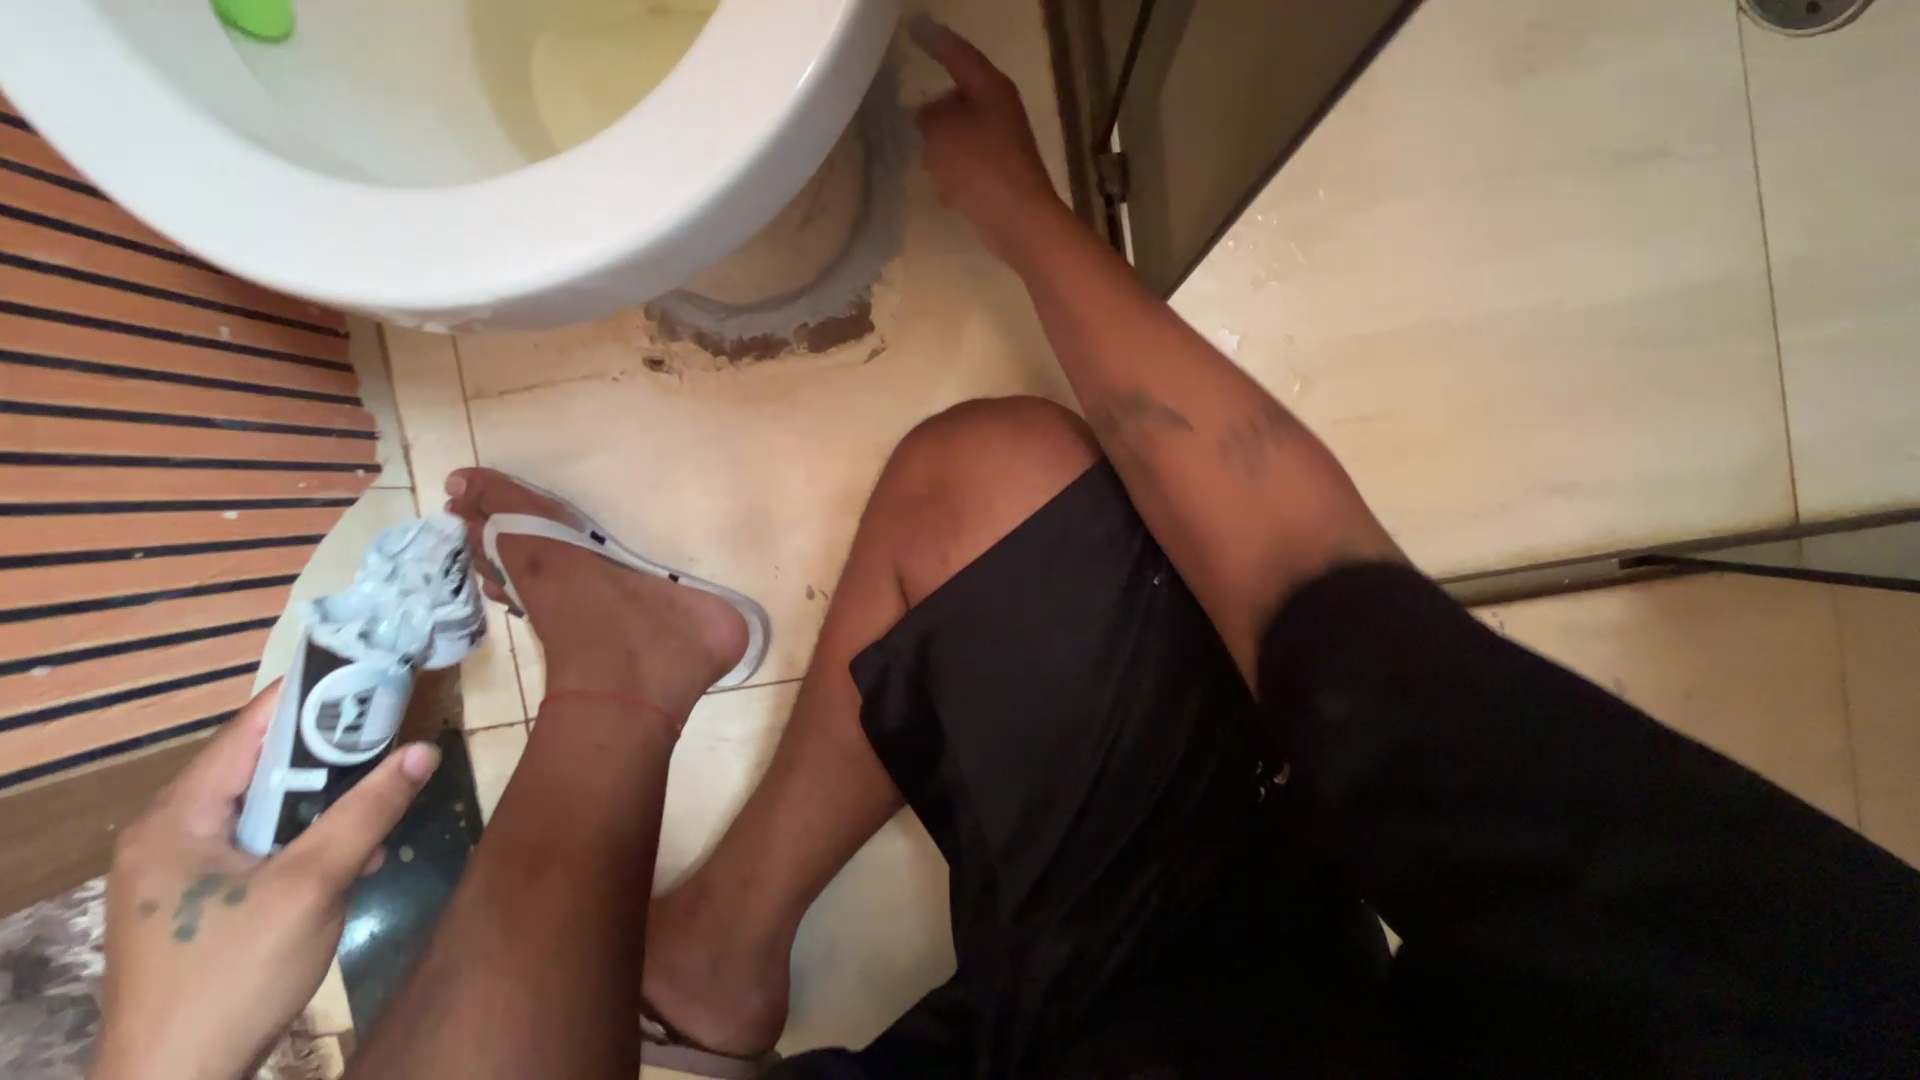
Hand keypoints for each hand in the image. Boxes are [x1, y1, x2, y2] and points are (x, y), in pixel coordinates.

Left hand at [93, 684, 439, 1079]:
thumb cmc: (233, 971)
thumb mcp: (313, 883)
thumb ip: (369, 811)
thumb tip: (424, 749)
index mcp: (176, 819)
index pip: (248, 731)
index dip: (309, 696)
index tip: (367, 670)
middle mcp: (169, 835)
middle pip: (260, 769)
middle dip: (330, 753)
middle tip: (391, 729)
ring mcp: (181, 872)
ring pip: (267, 810)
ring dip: (327, 802)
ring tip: (384, 791)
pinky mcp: (201, 902)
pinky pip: (263, 847)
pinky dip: (310, 838)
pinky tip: (355, 852)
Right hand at [910, 15, 1064, 260]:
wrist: (1018, 222)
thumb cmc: (981, 168)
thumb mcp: (943, 133)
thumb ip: (928, 116)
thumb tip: (927, 117)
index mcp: (990, 88)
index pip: (958, 53)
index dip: (934, 41)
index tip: (914, 30)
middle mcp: (1000, 111)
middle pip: (959, 98)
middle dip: (936, 109)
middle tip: (912, 118)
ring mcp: (1002, 146)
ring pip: (961, 135)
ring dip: (942, 146)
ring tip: (925, 159)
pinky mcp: (999, 176)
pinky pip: (968, 166)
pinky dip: (953, 174)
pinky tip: (944, 190)